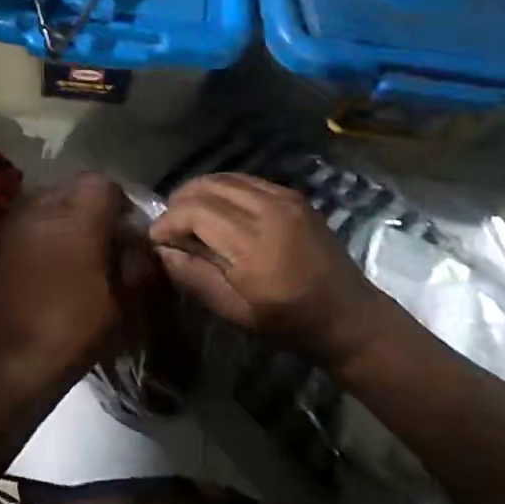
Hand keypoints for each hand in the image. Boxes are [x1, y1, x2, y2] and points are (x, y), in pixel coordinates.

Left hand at [0, 174, 128, 394]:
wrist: (10, 361)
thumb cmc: (73, 330)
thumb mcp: (123, 301)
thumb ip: (136, 263)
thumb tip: (138, 244)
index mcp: (77, 216)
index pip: (106, 184)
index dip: (124, 204)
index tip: (131, 231)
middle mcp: (44, 207)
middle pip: (77, 185)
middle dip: (96, 203)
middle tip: (109, 236)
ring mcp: (18, 221)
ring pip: (53, 197)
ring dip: (70, 212)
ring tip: (83, 245)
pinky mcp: (3, 239)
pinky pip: (33, 215)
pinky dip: (49, 225)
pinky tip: (58, 256)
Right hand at [151, 174, 391, 362]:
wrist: (350, 318)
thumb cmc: (291, 325)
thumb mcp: (236, 312)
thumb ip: (195, 277)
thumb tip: (161, 252)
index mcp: (254, 244)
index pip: (195, 212)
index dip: (167, 222)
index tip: (154, 239)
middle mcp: (269, 210)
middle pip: (207, 187)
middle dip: (179, 202)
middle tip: (167, 226)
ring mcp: (285, 198)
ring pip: (226, 178)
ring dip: (199, 192)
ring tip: (186, 215)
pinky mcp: (295, 197)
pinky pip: (248, 181)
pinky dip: (224, 189)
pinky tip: (217, 209)